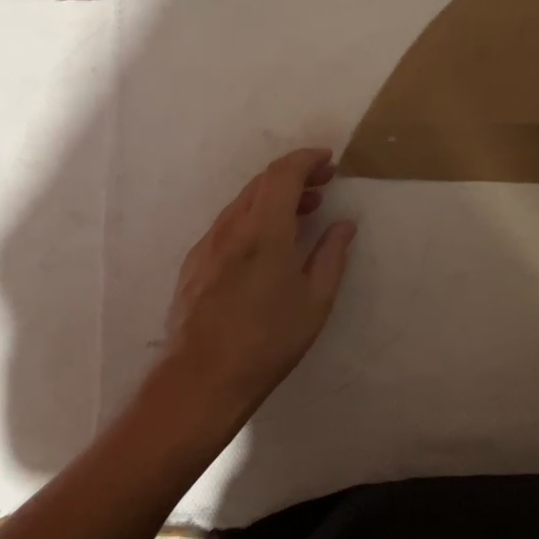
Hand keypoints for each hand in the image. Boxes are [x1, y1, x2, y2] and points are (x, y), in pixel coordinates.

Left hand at [164, 148, 356, 412]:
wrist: (201, 379)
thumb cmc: (268, 341)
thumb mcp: (315, 301)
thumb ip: (331, 256)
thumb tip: (343, 225)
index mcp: (264, 230)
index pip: (283, 174)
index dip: (307, 160)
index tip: (329, 160)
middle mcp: (231, 228)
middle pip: (261, 183)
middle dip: (294, 175)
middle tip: (323, 185)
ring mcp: (208, 245)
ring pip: (242, 203)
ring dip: (273, 197)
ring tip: (302, 212)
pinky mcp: (195, 264)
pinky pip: (228, 225)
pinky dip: (253, 217)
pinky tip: (268, 243)